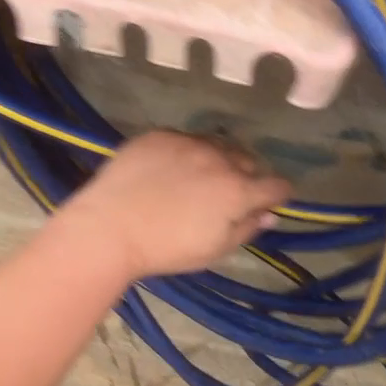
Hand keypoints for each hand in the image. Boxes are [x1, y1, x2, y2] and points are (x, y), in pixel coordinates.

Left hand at [54, 131, 290, 279]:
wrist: (108, 228)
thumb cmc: (166, 249)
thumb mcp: (213, 250)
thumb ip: (246, 229)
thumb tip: (269, 215)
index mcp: (238, 190)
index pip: (276, 185)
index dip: (278, 195)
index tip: (270, 202)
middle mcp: (220, 158)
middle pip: (248, 161)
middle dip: (247, 177)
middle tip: (227, 196)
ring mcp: (189, 142)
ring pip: (217, 145)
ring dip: (218, 160)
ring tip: (199, 179)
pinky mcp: (160, 135)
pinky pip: (185, 140)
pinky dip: (185, 153)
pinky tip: (168, 171)